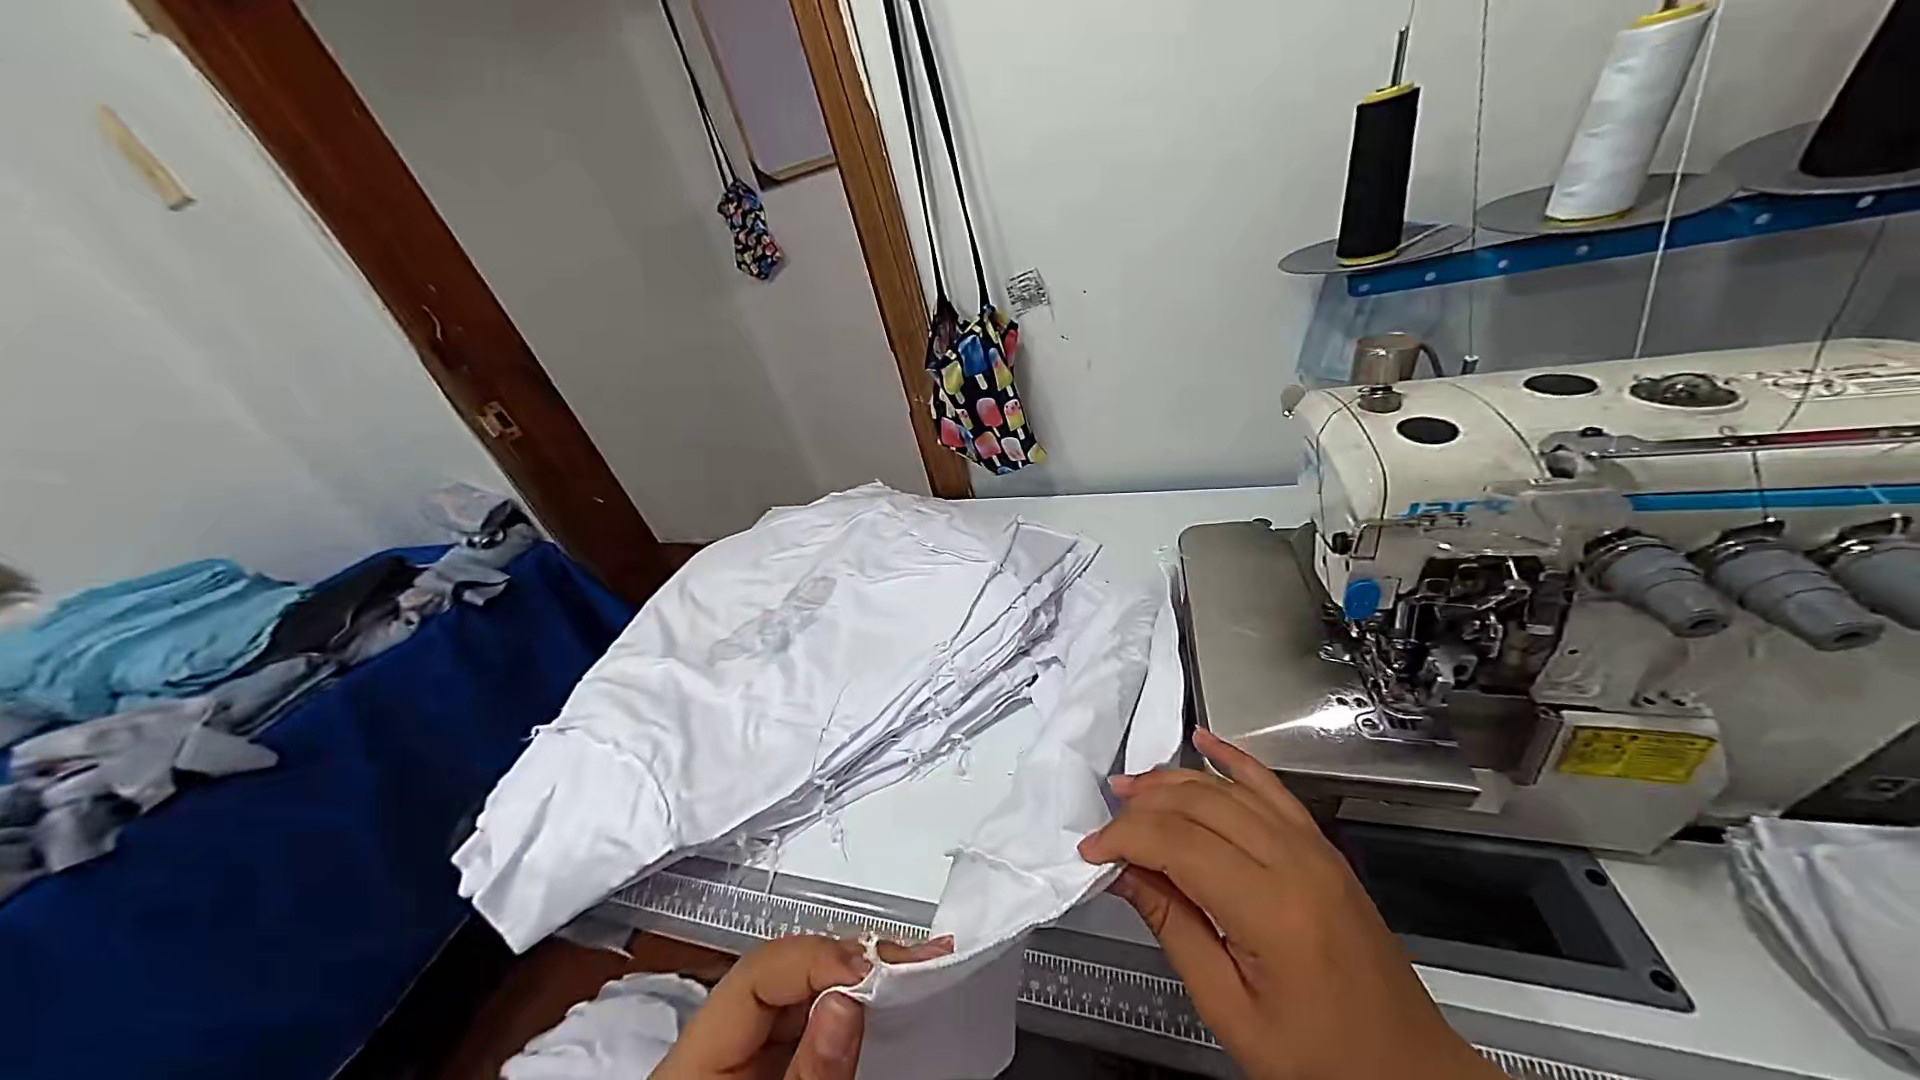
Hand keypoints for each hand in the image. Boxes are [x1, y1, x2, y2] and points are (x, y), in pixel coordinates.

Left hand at [654, 934, 952, 1079]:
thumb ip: (811, 1075)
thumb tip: (845, 1000)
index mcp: (691, 1066)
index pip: (756, 975)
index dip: (817, 958)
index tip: (873, 969)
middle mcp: (712, 1049)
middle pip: (784, 976)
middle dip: (849, 963)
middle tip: (909, 961)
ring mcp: (741, 1059)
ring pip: (803, 993)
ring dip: (858, 980)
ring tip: (910, 970)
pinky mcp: (769, 1069)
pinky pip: (809, 1022)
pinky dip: (851, 1009)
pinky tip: (886, 1000)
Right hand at [1078, 727, 1500, 1079]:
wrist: (1409, 1072)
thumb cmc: (1320, 1059)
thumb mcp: (1231, 1011)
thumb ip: (1174, 929)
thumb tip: (1122, 874)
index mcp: (1270, 909)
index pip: (1177, 844)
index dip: (1124, 838)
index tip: (1091, 851)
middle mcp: (1294, 862)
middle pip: (1199, 805)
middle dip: (1143, 806)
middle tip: (1106, 819)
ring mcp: (1313, 847)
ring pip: (1228, 788)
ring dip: (1174, 781)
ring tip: (1132, 786)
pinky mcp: (1322, 845)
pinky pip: (1271, 786)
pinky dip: (1234, 758)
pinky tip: (1204, 739)